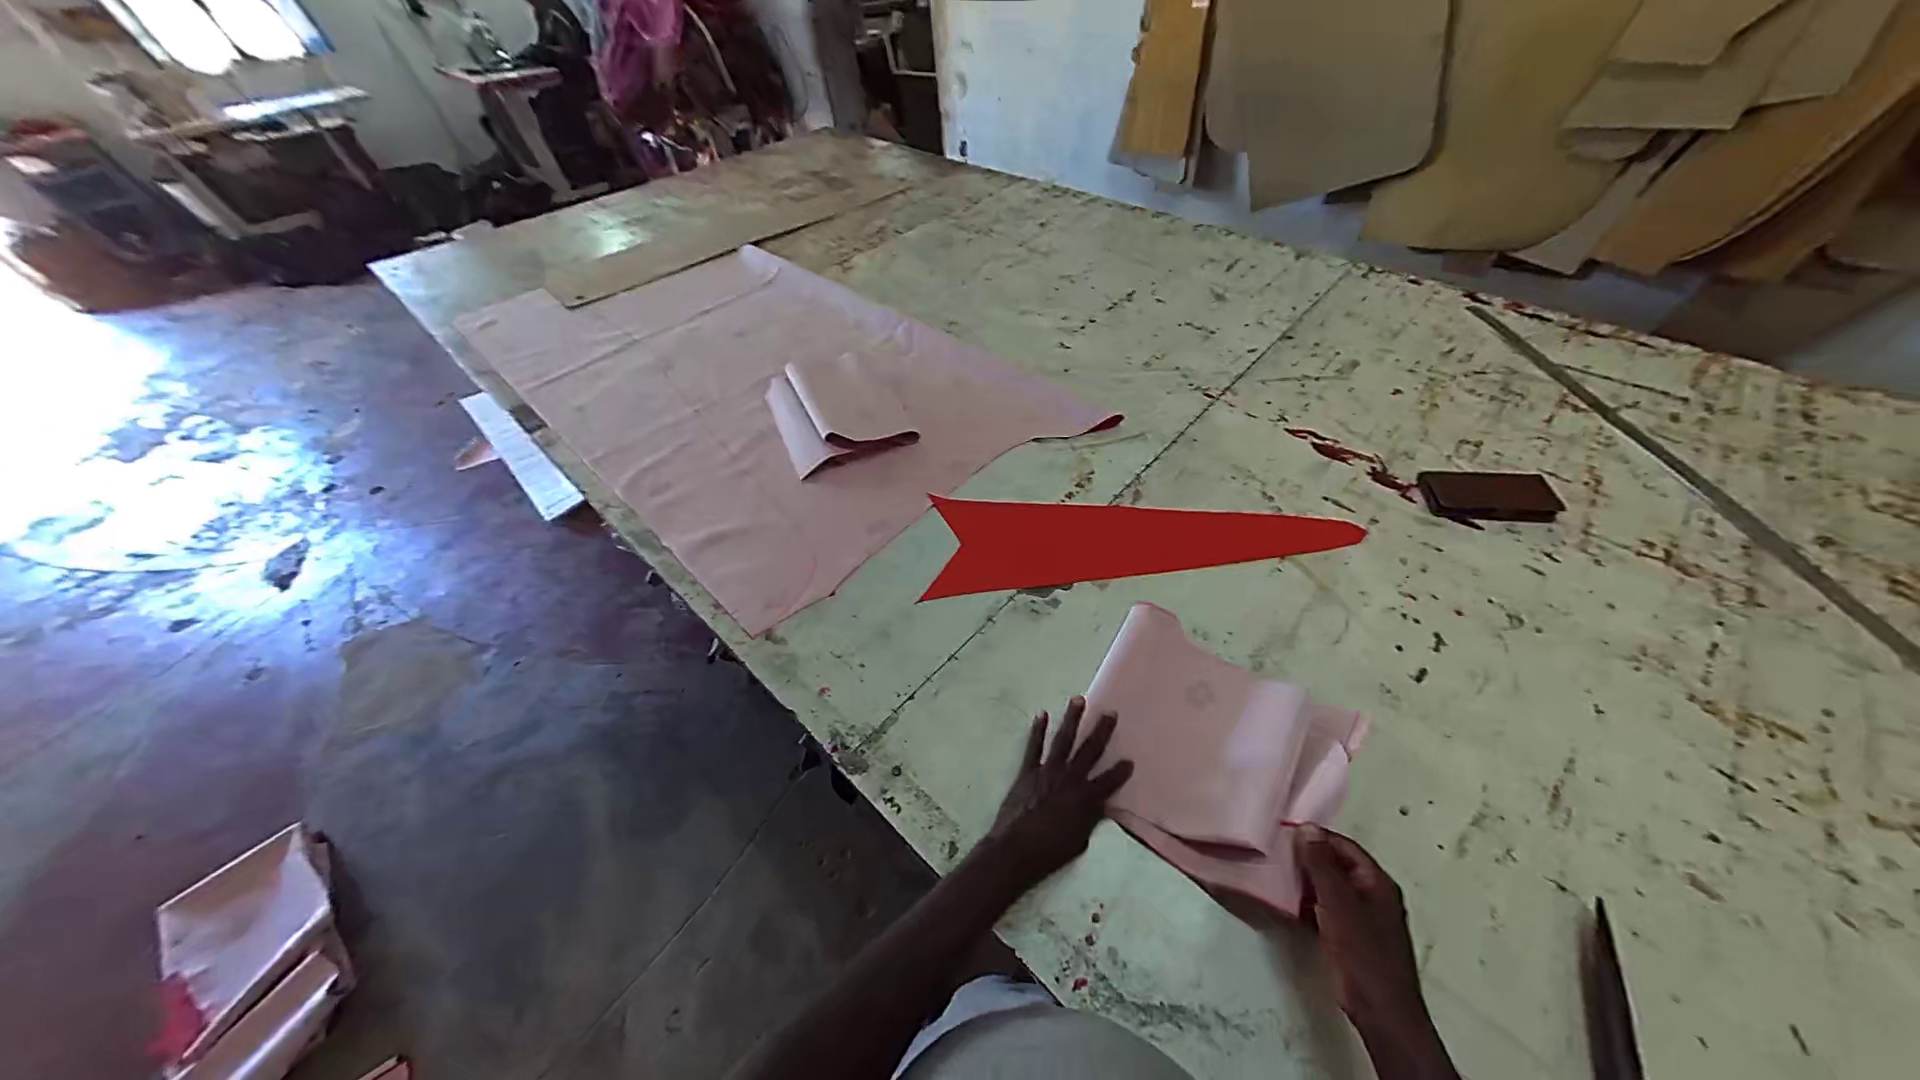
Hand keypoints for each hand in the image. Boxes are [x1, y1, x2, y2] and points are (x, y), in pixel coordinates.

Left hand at [982, 697, 1133, 889]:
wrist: (1016, 850)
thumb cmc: (1050, 852)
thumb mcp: (1080, 840)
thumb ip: (1090, 819)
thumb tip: (1101, 807)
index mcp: (1086, 799)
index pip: (1109, 781)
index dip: (1120, 772)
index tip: (1130, 760)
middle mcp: (1070, 779)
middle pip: (1089, 751)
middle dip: (1101, 731)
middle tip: (1110, 713)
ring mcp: (1048, 772)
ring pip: (1064, 740)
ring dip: (1072, 719)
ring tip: (1079, 700)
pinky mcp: (1028, 771)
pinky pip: (1034, 747)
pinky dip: (1038, 730)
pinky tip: (1042, 714)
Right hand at [1297, 826, 1457, 1078]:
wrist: (1379, 1010)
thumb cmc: (1362, 952)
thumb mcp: (1338, 902)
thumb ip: (1321, 864)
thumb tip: (1307, 828)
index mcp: (1377, 882)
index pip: (1343, 846)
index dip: (1315, 836)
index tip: (1283, 832)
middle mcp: (1372, 894)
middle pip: (1336, 864)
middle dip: (1307, 857)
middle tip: (1275, 851)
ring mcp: (1361, 916)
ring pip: (1328, 886)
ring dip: (1305, 879)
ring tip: (1275, 871)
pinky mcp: (1348, 934)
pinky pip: (1325, 906)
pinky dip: (1307, 900)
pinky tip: (1286, 900)